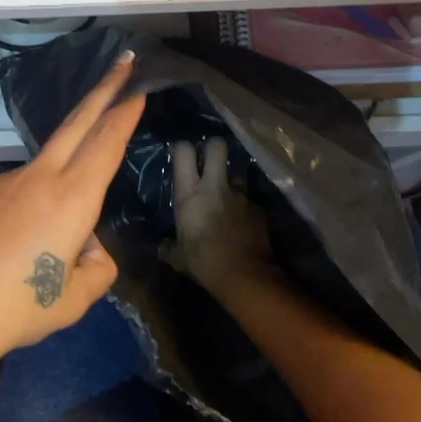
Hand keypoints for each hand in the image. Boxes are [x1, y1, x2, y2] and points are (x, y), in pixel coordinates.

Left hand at [0, 52, 145, 395]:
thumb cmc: (17, 310)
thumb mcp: (75, 300)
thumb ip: (96, 266)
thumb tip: (85, 246)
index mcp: (72, 199)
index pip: (106, 142)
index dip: (125, 113)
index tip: (138, 87)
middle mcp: (39, 179)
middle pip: (78, 122)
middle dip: (104, 89)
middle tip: (123, 61)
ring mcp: (4, 183)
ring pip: (48, 169)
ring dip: (66, 182)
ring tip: (49, 257)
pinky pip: (19, 193)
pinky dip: (32, 210)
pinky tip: (14, 256)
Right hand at [164, 138, 275, 294]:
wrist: (243, 275)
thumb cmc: (203, 262)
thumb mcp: (178, 257)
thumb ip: (169, 247)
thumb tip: (162, 248)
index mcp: (189, 194)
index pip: (183, 151)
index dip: (182, 148)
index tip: (181, 155)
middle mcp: (215, 186)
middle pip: (217, 146)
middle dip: (213, 147)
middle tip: (209, 159)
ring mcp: (240, 195)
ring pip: (236, 173)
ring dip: (230, 182)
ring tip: (226, 199)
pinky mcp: (258, 208)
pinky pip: (248, 200)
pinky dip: (243, 208)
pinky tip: (241, 223)